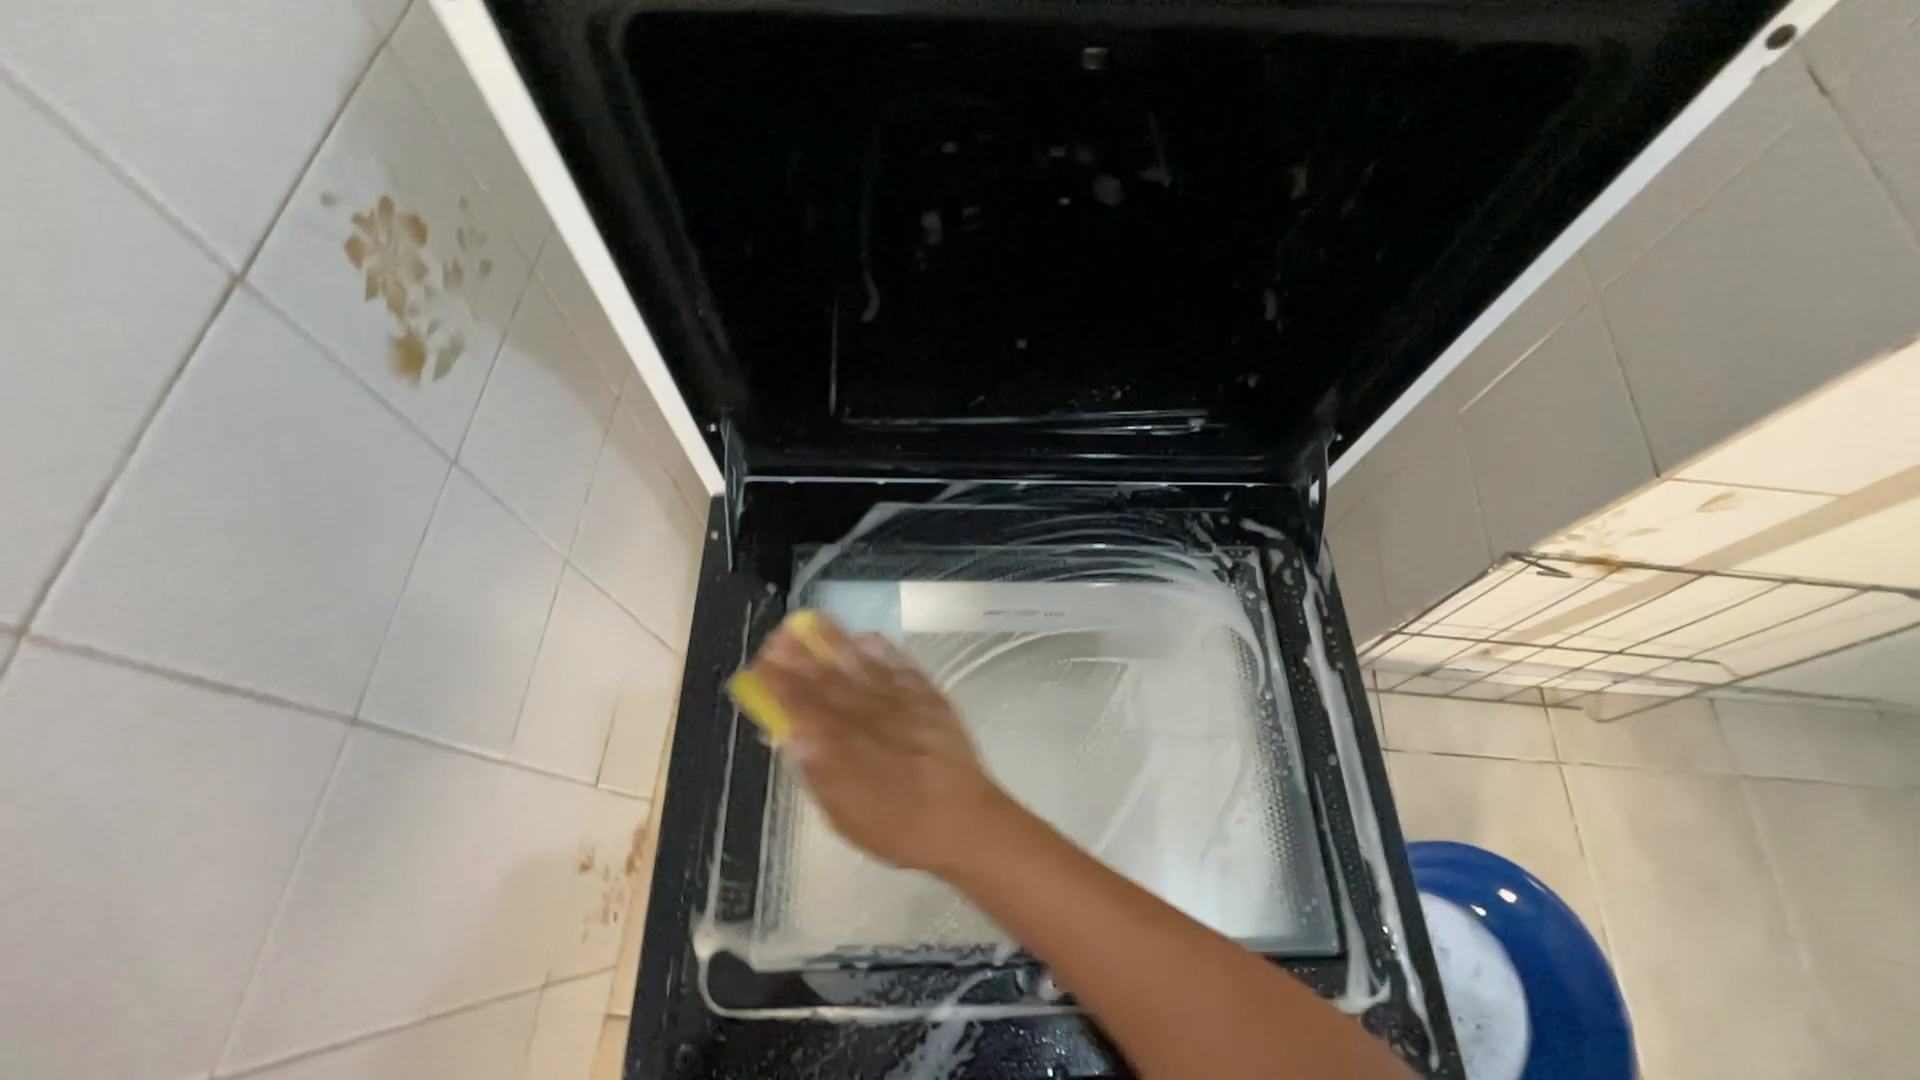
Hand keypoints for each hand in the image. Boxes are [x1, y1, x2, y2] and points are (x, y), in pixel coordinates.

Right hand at [747, 611, 1007, 875]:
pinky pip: (902, 667)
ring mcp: (901, 703)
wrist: (962, 821)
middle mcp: (868, 715)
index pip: (801, 705)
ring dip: (837, 642)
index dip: (778, 682)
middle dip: (801, 654)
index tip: (760, 664)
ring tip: (816, 621)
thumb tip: (792, 735)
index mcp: (841, 744)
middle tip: (781, 634)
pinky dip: (884, 651)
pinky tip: (869, 638)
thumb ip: (818, 771)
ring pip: (863, 665)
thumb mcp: (844, 813)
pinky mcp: (930, 699)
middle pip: (828, 678)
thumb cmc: (897, 828)